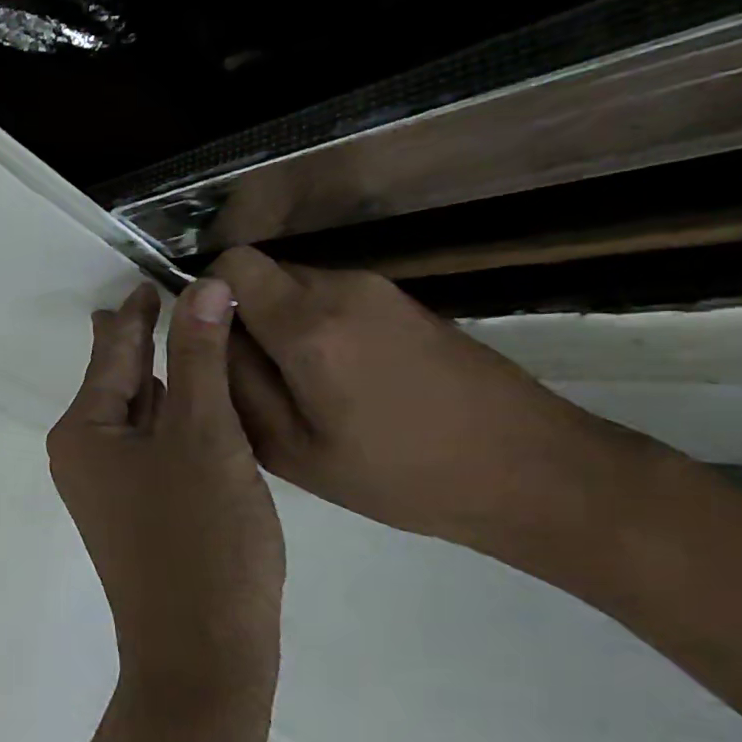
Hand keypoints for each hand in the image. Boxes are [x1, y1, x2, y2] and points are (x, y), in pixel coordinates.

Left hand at [48, 280, 284, 691]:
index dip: (137, 313)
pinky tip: (204, 402)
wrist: (205, 658)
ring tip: (196, 340)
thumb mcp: (204, 433)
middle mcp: (85, 453)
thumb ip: (201, 355)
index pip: (114, 351)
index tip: (153, 279)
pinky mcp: (140, 509)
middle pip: (124, 379)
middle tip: (177, 300)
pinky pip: (157, 443)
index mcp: (84, 430)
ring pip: (143, 412)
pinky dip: (180, 415)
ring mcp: (111, 486)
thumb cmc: (201, 538)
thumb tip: (203, 286)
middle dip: (152, 342)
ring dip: (170, 377)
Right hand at [209, 247, 657, 552]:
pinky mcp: (401, 298)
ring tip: (309, 388)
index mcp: (307, 325)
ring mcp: (376, 287)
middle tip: (265, 381)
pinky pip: (332, 297)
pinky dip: (319, 326)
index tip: (220, 348)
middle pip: (262, 274)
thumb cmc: (402, 475)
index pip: (231, 266)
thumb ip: (240, 388)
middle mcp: (339, 287)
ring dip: (285, 323)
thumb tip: (211, 341)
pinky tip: (348, 381)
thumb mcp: (296, 452)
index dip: (210, 298)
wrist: (530, 469)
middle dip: (248, 317)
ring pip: (297, 285)